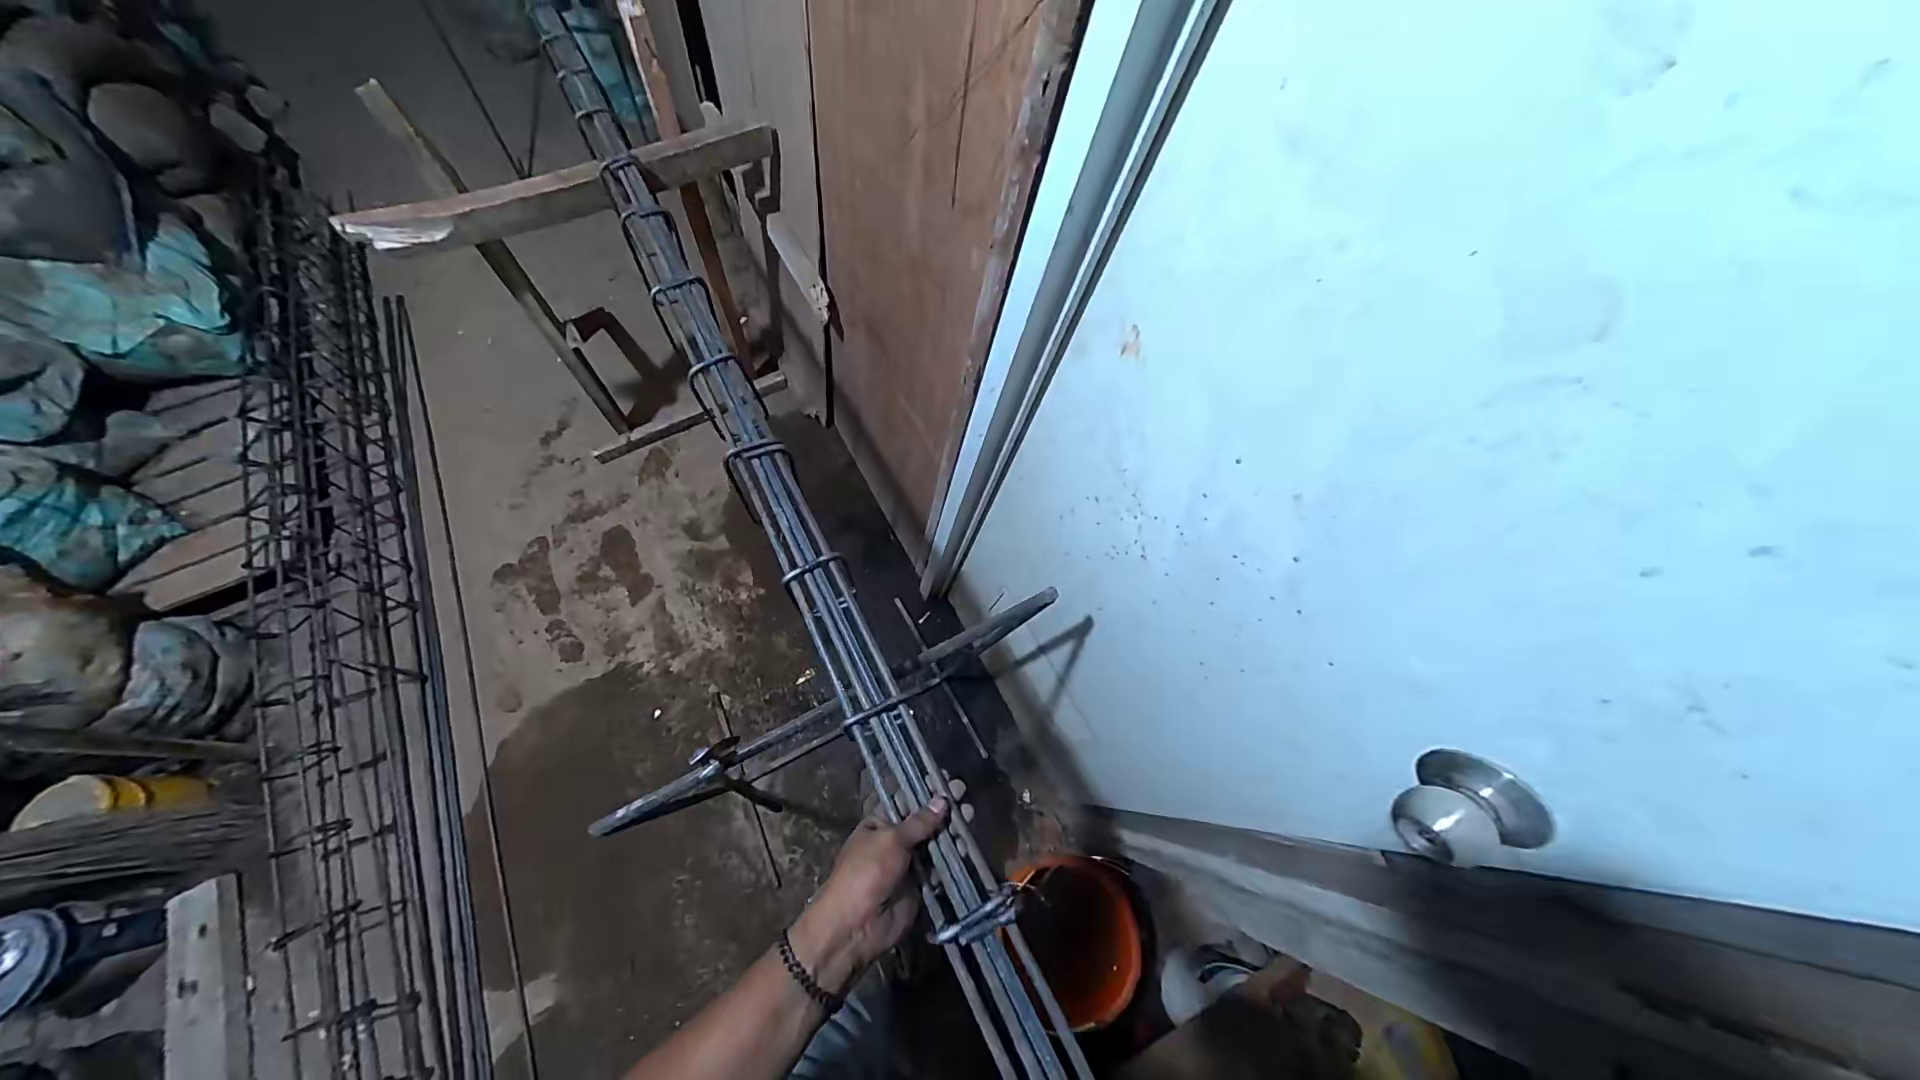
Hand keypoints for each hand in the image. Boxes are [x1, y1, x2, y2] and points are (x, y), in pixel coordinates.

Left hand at [788, 796, 950, 993]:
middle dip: (943, 809)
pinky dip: (953, 856)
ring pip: (934, 842)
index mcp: (880, 824)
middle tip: (964, 794)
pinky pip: (940, 867)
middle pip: (924, 821)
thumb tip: (942, 800)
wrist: (856, 926)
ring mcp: (909, 863)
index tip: (947, 779)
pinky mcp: (921, 885)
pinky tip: (966, 845)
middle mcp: (895, 841)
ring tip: (970, 816)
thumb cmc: (866, 872)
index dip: (926, 791)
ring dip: (951, 830)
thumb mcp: (890, 839)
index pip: (906, 801)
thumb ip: (918, 822)